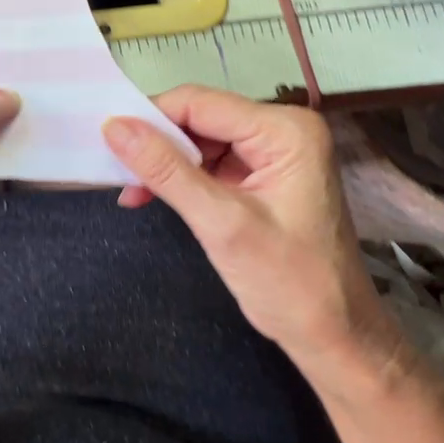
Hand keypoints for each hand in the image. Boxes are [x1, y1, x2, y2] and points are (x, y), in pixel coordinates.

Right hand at [103, 86, 395, 372]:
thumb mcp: (221, 224)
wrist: (337, 339)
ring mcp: (271, 153)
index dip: (150, 118)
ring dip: (162, 163)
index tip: (106, 140)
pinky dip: (177, 178)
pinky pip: (207, 162)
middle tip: (115, 171)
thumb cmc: (289, 284)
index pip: (198, 103)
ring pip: (196, 139)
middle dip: (155, 144)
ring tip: (131, 192)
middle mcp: (281, 130)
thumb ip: (165, 170)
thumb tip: (113, 126)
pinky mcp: (260, 175)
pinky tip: (149, 195)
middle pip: (197, 118)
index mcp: (285, 130)